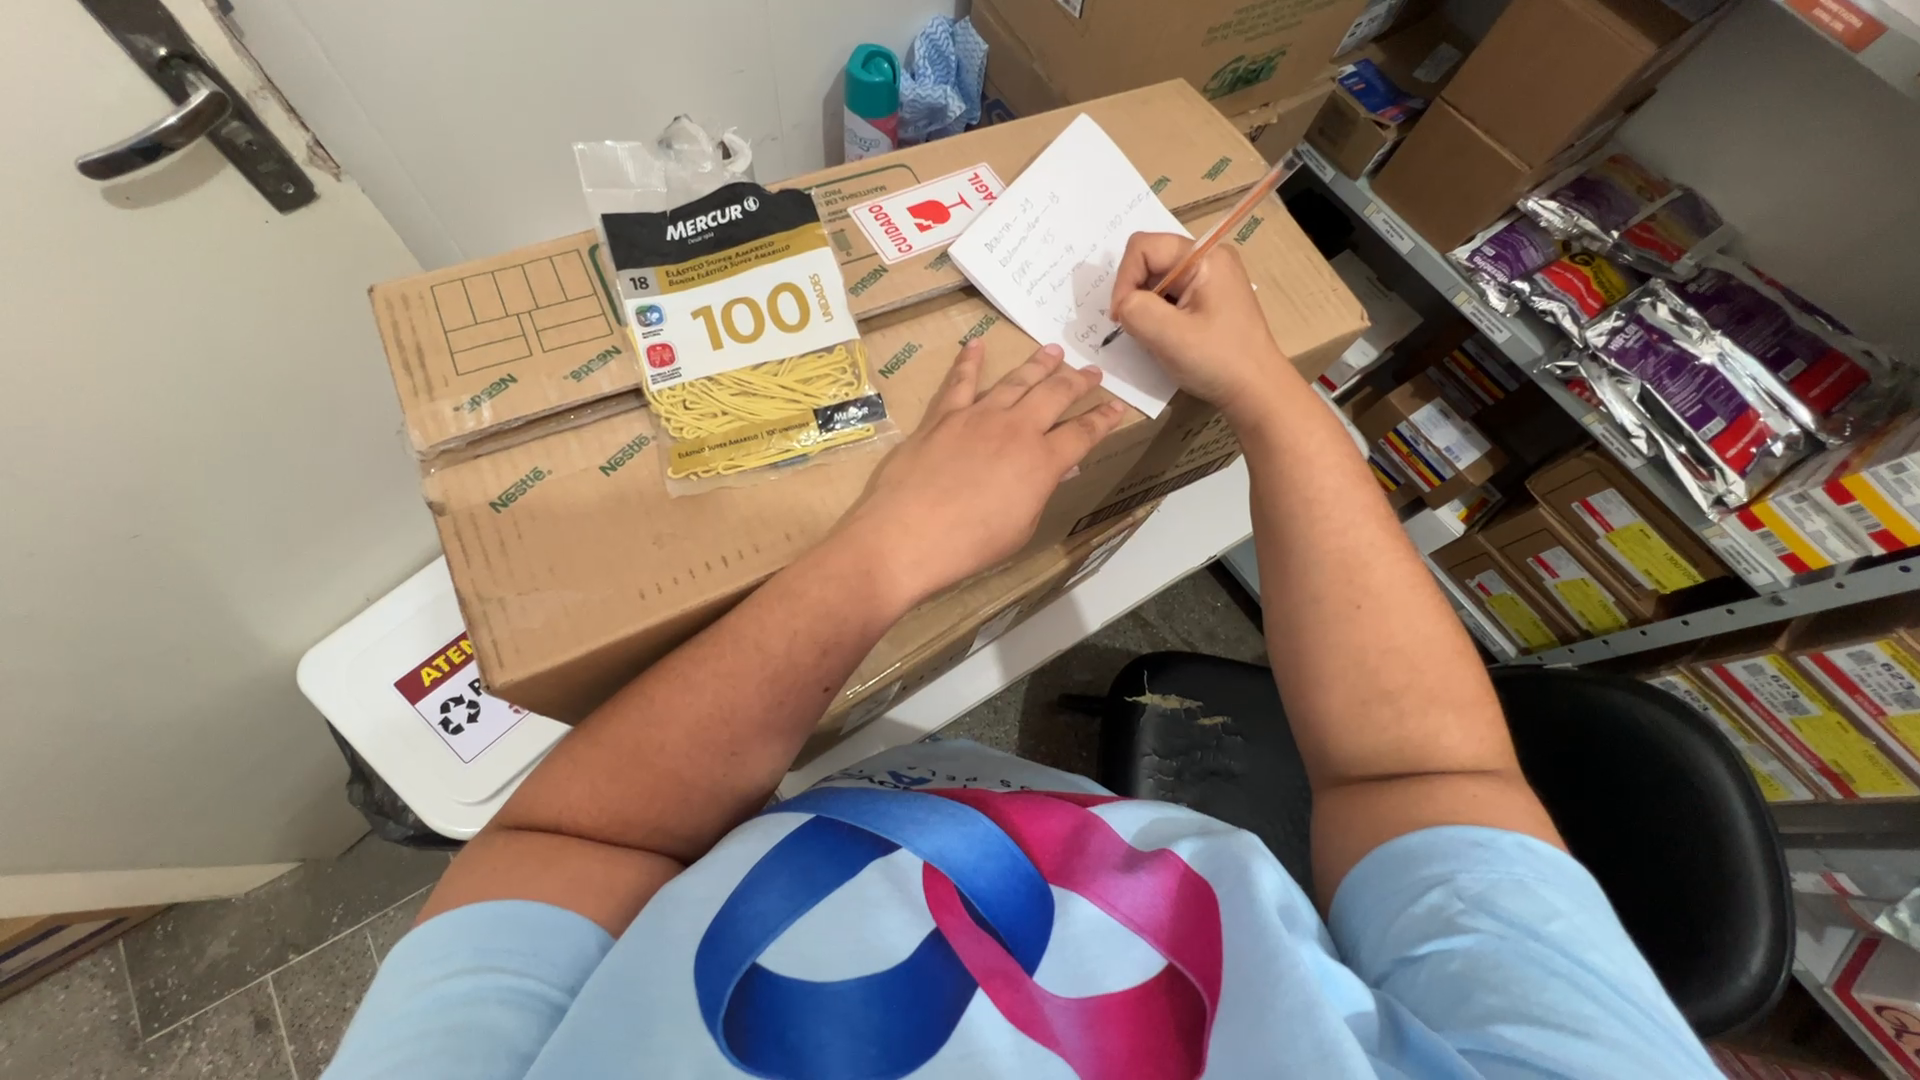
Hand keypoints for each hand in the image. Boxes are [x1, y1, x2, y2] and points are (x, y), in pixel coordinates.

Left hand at [838, 341, 1127, 609]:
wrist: (909, 535)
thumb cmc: (970, 545)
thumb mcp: (1020, 528)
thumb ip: (1038, 493)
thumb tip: (1053, 470)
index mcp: (1042, 462)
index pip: (1083, 433)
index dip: (1104, 419)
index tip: (1117, 406)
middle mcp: (1016, 430)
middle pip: (1054, 395)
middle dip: (1077, 381)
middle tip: (1091, 370)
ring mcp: (978, 417)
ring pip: (1015, 381)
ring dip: (1037, 364)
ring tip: (1053, 351)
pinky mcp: (943, 417)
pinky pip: (960, 382)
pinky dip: (970, 361)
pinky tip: (977, 345)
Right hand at [1110, 232, 1297, 422]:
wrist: (1256, 390)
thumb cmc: (1217, 361)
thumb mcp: (1168, 336)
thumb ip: (1135, 310)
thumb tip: (1123, 305)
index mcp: (1204, 257)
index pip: (1143, 248)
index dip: (1124, 280)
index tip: (1121, 317)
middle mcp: (1208, 259)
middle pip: (1150, 261)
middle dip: (1134, 294)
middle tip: (1136, 329)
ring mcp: (1210, 279)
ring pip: (1157, 281)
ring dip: (1145, 308)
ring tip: (1153, 336)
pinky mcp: (1208, 299)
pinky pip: (1170, 296)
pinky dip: (1157, 316)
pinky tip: (1165, 338)